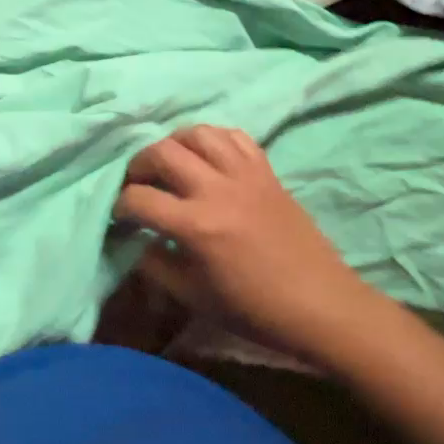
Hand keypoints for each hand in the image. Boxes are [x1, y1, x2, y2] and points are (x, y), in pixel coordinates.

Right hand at [116, 125, 378, 364]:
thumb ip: (155, 264)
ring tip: (171, 164)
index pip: (139, 198)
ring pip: (197, 134)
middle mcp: (217, 191)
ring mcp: (245, 176)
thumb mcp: (193, 296)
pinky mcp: (267, 173)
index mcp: (197, 226)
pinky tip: (207, 159)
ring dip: (175, 144)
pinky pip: (234, 137)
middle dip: (139, 165)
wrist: (323, 307)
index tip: (121, 216)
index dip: (120, 205)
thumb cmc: (255, 309)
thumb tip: (136, 239)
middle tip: (138, 183)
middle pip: (162, 152)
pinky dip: (214, 140)